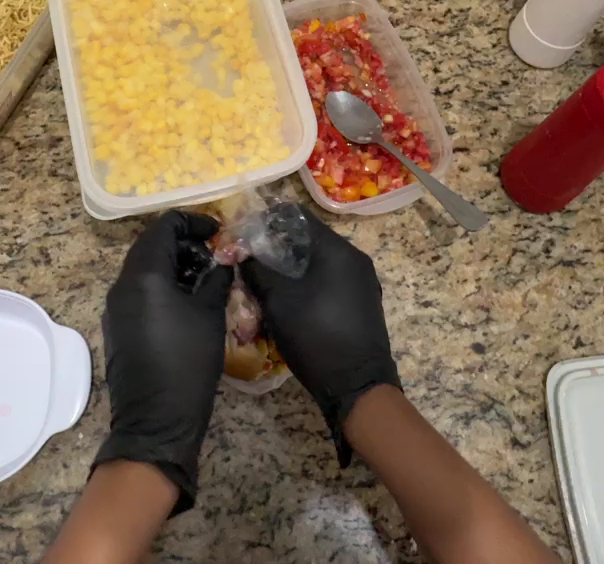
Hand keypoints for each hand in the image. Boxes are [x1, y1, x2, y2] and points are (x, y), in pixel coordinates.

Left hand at [94, 210, 230, 514]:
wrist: (155, 423)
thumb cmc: (187, 364)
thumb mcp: (210, 314)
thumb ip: (217, 277)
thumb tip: (223, 260)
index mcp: (144, 275)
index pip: (165, 225)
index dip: (194, 221)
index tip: (219, 233)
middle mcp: (123, 284)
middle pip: (152, 244)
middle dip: (185, 242)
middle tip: (215, 255)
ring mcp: (116, 307)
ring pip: (145, 267)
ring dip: (174, 263)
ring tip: (206, 278)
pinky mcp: (118, 326)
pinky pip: (139, 290)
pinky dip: (162, 284)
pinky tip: (187, 301)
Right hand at [241, 209, 399, 463]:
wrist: (357, 387)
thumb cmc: (316, 336)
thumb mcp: (278, 301)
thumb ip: (258, 269)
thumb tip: (242, 252)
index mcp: (338, 250)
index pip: (298, 217)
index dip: (267, 222)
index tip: (244, 235)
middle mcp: (354, 259)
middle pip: (307, 241)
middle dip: (275, 251)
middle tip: (250, 264)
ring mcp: (361, 282)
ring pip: (316, 264)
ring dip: (288, 272)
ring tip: (264, 287)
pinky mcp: (361, 303)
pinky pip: (328, 283)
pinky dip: (305, 287)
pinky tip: (286, 304)